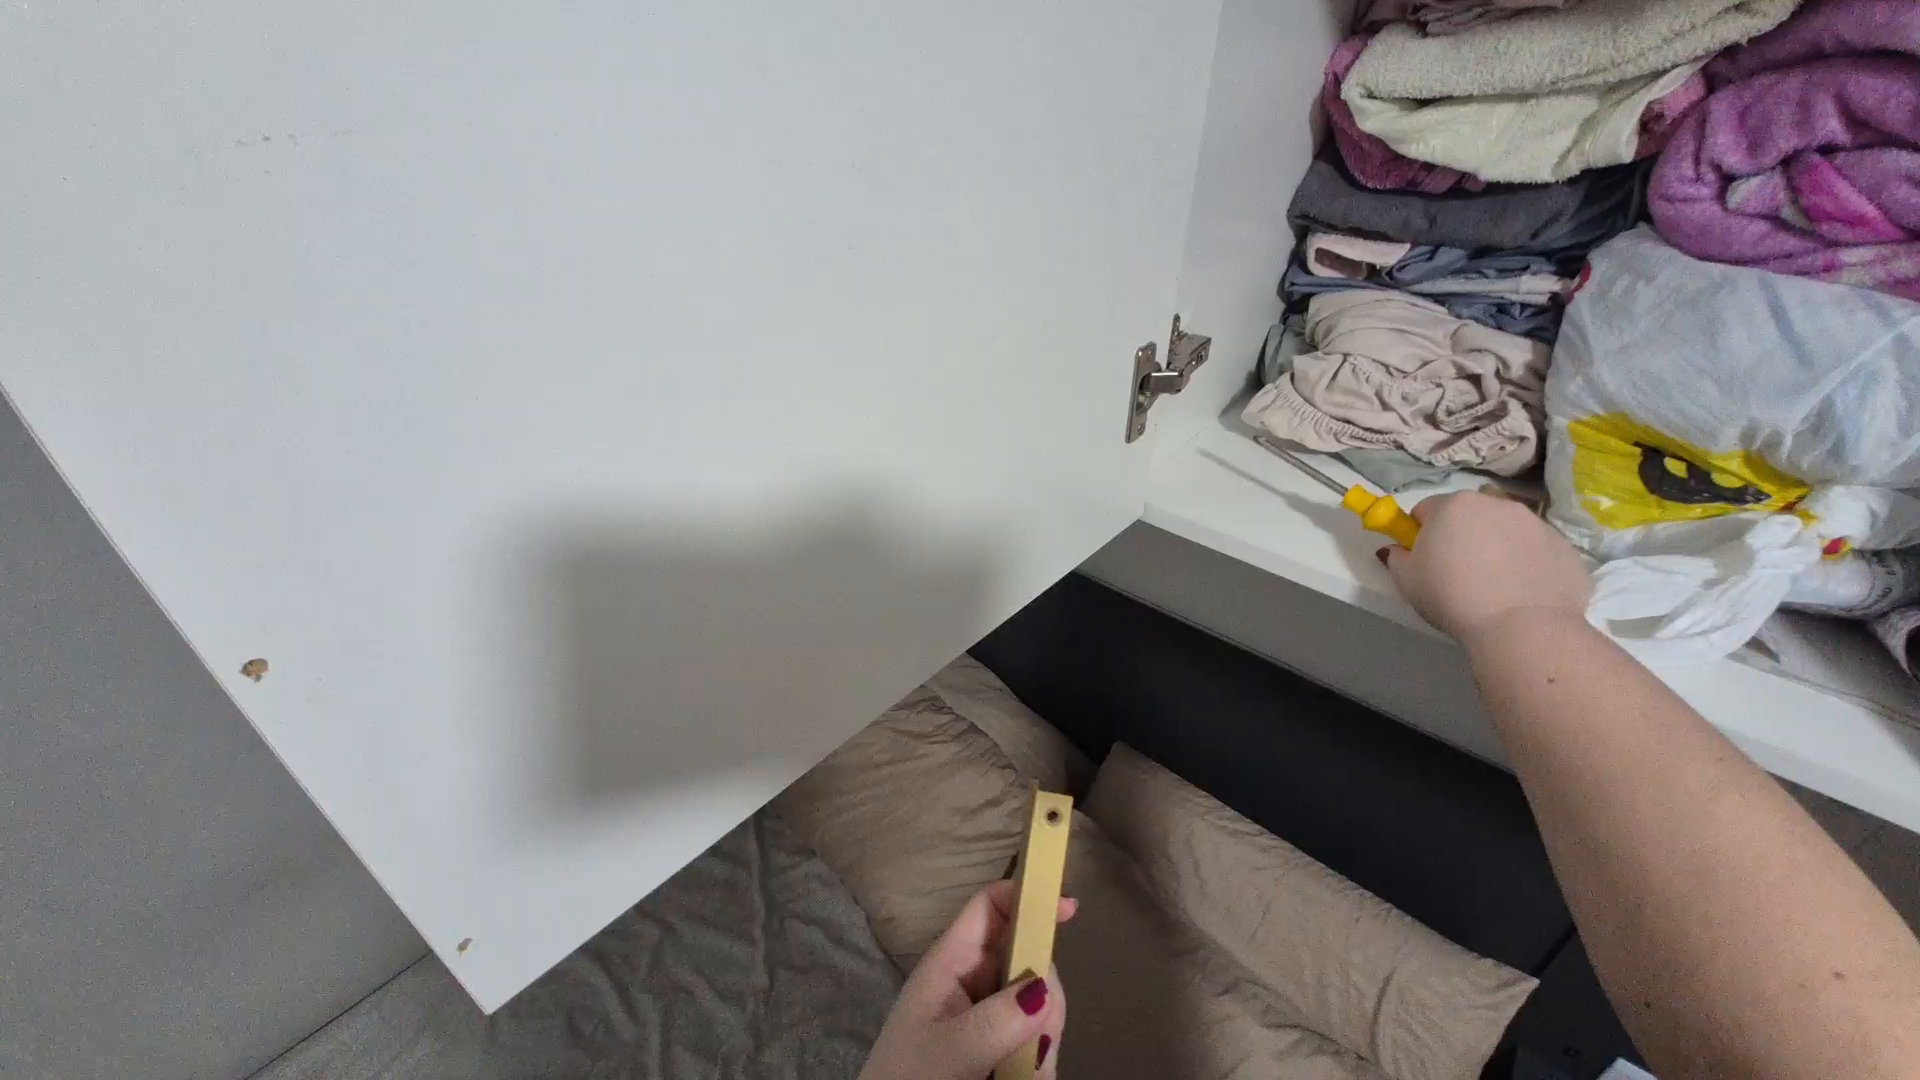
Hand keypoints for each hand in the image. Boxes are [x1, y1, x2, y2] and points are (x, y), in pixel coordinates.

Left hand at [858, 880, 1073, 1079]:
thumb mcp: (946, 1051)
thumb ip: (994, 1022)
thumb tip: (1044, 987)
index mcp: (951, 961)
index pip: (991, 906)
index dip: (1027, 896)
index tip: (1069, 910)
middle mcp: (974, 980)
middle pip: (1027, 957)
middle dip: (1043, 995)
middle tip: (1040, 1038)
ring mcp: (989, 1014)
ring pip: (1038, 1004)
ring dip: (1041, 1039)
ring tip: (1019, 1076)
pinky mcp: (1000, 1046)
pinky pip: (1035, 1041)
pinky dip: (1036, 1064)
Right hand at [1380, 491, 1591, 644]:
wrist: (1522, 626)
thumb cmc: (1452, 596)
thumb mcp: (1407, 580)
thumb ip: (1396, 557)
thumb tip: (1397, 550)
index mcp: (1454, 506)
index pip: (1426, 509)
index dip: (1421, 533)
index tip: (1424, 558)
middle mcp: (1498, 504)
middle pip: (1470, 515)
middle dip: (1461, 535)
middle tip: (1457, 572)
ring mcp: (1537, 524)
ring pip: (1505, 530)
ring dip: (1496, 547)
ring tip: (1493, 585)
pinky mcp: (1565, 547)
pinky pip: (1536, 550)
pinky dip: (1526, 564)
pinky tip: (1520, 592)